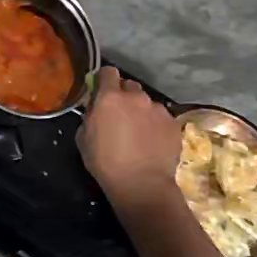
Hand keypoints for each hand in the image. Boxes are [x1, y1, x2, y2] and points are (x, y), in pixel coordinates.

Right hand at [78, 67, 183, 210]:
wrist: (141, 184)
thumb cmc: (105, 163)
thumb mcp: (83, 138)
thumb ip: (90, 115)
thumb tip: (97, 108)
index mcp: (110, 97)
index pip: (108, 72)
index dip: (104, 81)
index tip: (103, 92)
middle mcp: (136, 97)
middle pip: (130, 86)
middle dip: (125, 97)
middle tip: (121, 117)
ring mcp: (158, 109)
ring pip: (147, 103)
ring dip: (142, 112)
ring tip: (140, 134)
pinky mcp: (173, 123)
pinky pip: (161, 118)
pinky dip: (156, 126)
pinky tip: (153, 143)